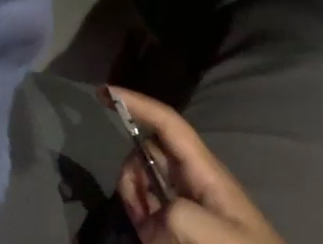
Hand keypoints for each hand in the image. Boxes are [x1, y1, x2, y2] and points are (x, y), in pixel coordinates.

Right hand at [109, 87, 284, 243]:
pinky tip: (147, 235)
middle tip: (138, 207)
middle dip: (132, 170)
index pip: (167, 123)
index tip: (105, 93)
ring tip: (147, 229)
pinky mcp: (176, 229)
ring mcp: (182, 206)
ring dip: (133, 198)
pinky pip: (145, 209)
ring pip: (142, 181)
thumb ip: (178, 217)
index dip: (137, 104)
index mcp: (204, 170)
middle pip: (147, 152)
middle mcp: (190, 181)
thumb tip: (152, 221)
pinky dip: (137, 215)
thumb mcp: (217, 236)